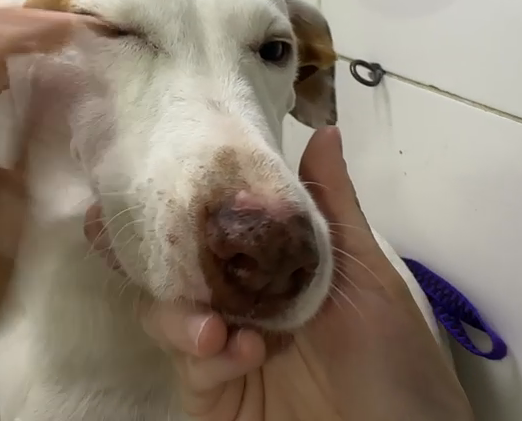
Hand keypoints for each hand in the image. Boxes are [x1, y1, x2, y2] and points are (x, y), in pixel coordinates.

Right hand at [143, 128, 471, 420]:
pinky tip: (233, 351)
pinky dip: (201, 353)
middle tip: (126, 234)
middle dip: (146, 250)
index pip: (204, 227)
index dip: (168, 204)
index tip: (136, 175)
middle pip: (168, 265)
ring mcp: (221, 349)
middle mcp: (234, 301)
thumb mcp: (365, 276)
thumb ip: (330, 206)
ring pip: (162, 311)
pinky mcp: (213, 393)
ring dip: (177, 311)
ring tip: (212, 325)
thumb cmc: (395, 361)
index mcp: (262, 266)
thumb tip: (325, 128)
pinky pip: (186, 363)